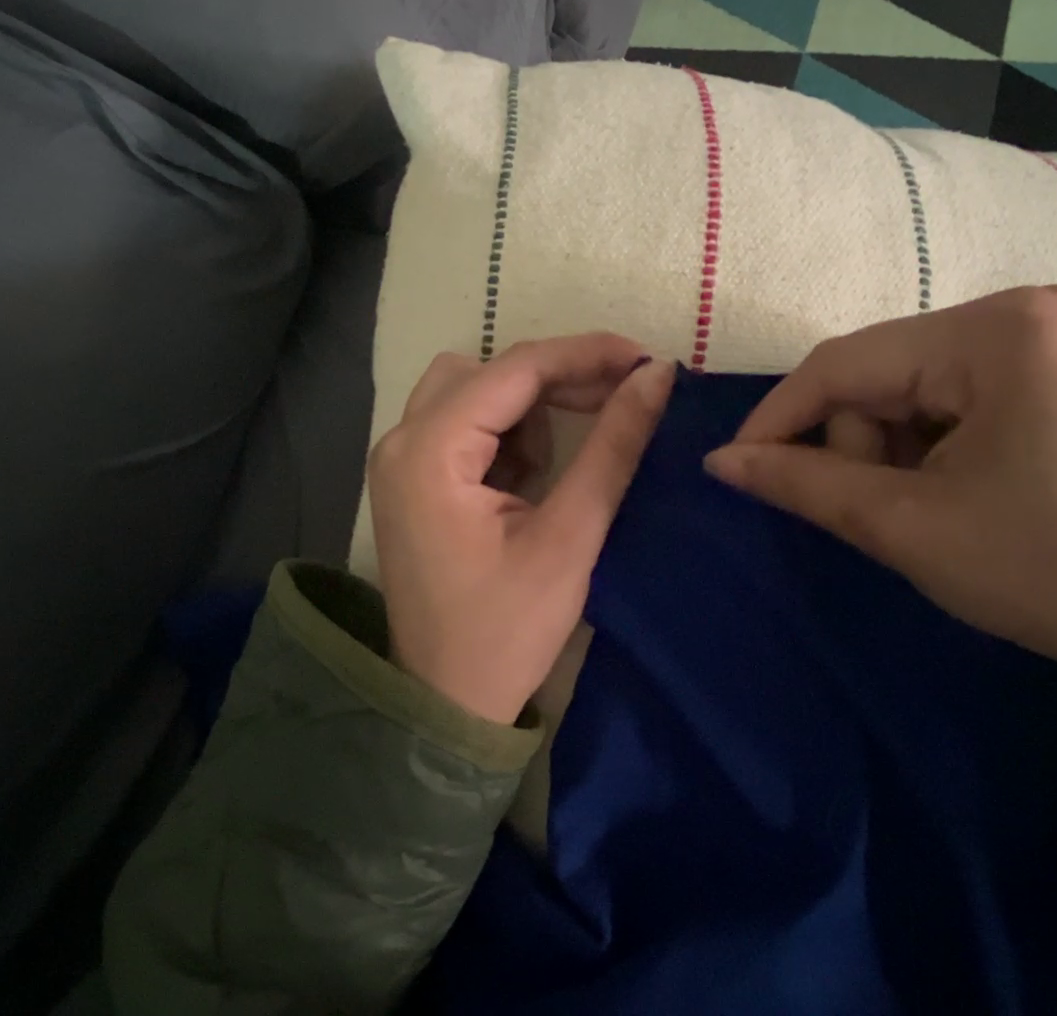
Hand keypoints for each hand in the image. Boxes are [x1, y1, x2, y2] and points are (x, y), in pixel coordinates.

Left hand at [369, 335, 675, 723]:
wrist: (446, 701)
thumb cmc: (507, 631)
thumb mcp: (570, 537)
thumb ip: (613, 447)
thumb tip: (657, 376)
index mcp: (429, 453)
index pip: (514, 370)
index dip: (586, 355)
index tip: (647, 359)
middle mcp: (401, 442)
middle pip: (487, 373)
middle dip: (556, 381)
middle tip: (621, 401)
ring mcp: (399, 462)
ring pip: (472, 394)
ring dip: (529, 411)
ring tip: (563, 468)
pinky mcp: (410, 482)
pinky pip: (462, 429)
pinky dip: (506, 438)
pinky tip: (532, 482)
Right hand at [704, 286, 1056, 730]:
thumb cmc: (1049, 573)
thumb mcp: (909, 528)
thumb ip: (803, 484)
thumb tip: (719, 462)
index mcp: (998, 332)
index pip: (845, 363)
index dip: (778, 418)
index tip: (734, 469)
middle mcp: (1027, 309)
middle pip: (881, 371)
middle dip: (856, 443)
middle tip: (879, 514)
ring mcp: (1052, 335)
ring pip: (913, 384)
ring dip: (892, 448)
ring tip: (926, 510)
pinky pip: (957, 393)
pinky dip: (932, 443)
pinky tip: (957, 491)